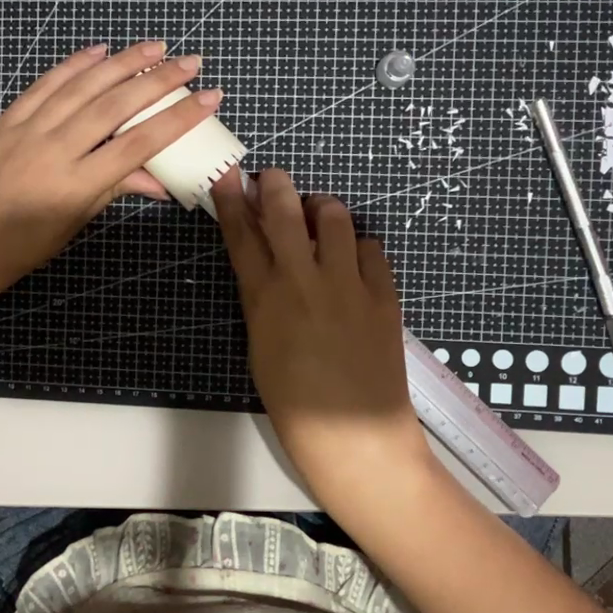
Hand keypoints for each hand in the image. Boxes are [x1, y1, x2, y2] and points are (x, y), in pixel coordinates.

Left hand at [0, 42, 220, 306]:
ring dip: (122, 62)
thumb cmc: (17, 250)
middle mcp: (54, 147)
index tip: (210, 97)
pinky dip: (73, 65)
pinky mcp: (5, 120)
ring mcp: (27, 129)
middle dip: (158, 79)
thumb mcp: (71, 225)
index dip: (179, 118)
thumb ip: (112, 192)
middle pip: (116, 103)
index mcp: (76, 183)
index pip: (140, 142)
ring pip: (83, 85)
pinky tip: (97, 51)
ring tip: (154, 47)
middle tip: (191, 61)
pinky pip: (45, 85)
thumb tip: (158, 181)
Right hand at [209, 168, 433, 508]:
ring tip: (318, 221)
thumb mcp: (261, 347)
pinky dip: (357, 245)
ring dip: (321, 210)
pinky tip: (352, 260)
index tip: (228, 175)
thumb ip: (261, 299)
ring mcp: (348, 284)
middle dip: (275, 184)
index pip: (241, 234)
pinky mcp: (384, 293)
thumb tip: (264, 263)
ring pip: (335, 216)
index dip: (232, 199)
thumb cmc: (295, 404)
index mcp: (264, 299)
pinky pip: (371, 247)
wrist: (356, 437)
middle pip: (286, 210)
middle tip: (272, 179)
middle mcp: (304, 280)